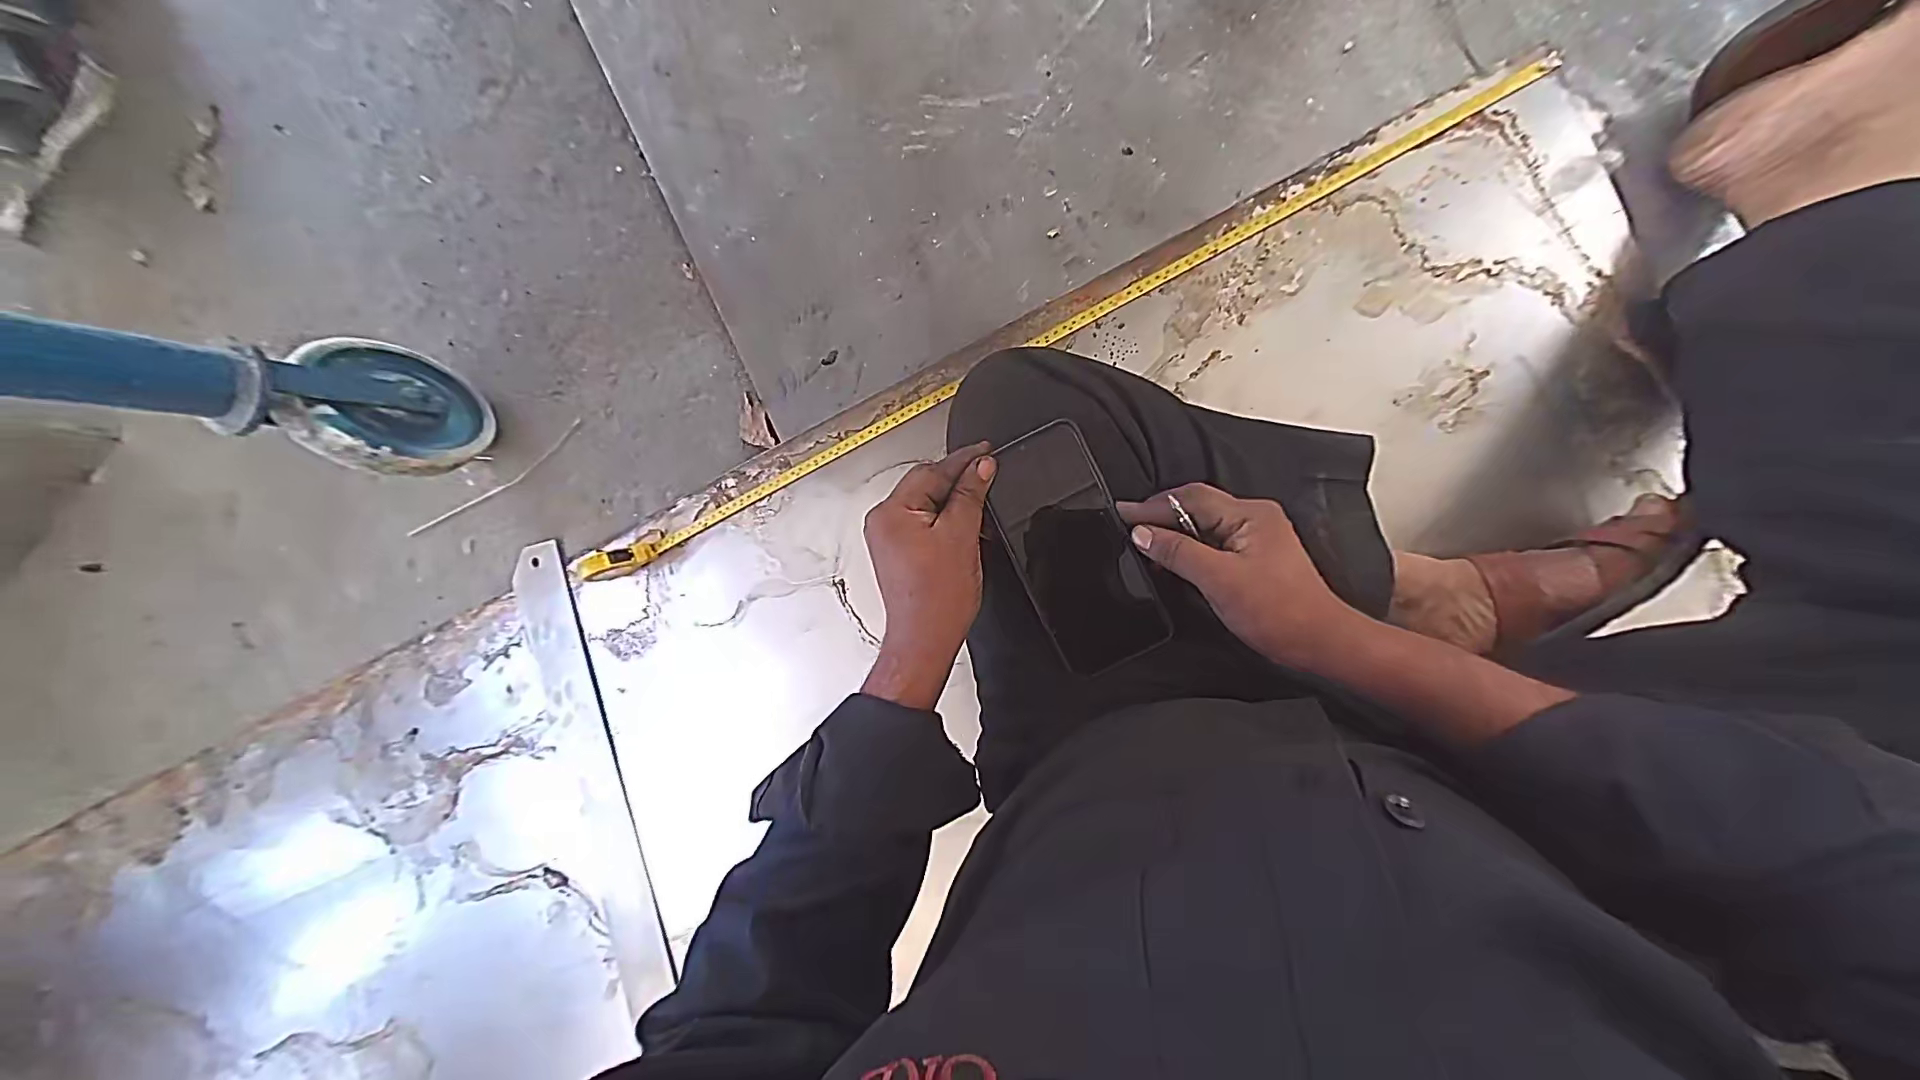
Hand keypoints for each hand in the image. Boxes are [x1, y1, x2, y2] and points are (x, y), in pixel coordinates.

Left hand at [860, 442, 996, 709]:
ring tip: (979, 504)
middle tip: (987, 472)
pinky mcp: (898, 551)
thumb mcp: (961, 536)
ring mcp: (888, 537)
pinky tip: (964, 526)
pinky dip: (945, 520)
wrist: (926, 637)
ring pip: (926, 504)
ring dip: (953, 502)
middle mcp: (883, 522)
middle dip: (958, 481)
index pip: (932, 471)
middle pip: (926, 485)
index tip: (984, 452)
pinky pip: (923, 522)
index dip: (964, 460)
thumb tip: (980, 467)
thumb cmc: (935, 600)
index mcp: (891, 512)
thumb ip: (970, 495)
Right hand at [1118, 484, 1362, 669]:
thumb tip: (1144, 534)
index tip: (1123, 514)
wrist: (1319, 642)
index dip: (1151, 506)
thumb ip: (1177, 552)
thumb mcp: (1218, 580)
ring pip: (1201, 526)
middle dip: (1159, 518)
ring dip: (1173, 536)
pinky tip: (1173, 564)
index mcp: (1250, 515)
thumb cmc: (1282, 613)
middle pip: (1194, 508)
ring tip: (1144, 548)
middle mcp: (1254, 520)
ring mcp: (1255, 539)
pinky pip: (1212, 544)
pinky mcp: (1253, 559)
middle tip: (1128, 530)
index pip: (1189, 499)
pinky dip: (1188, 550)